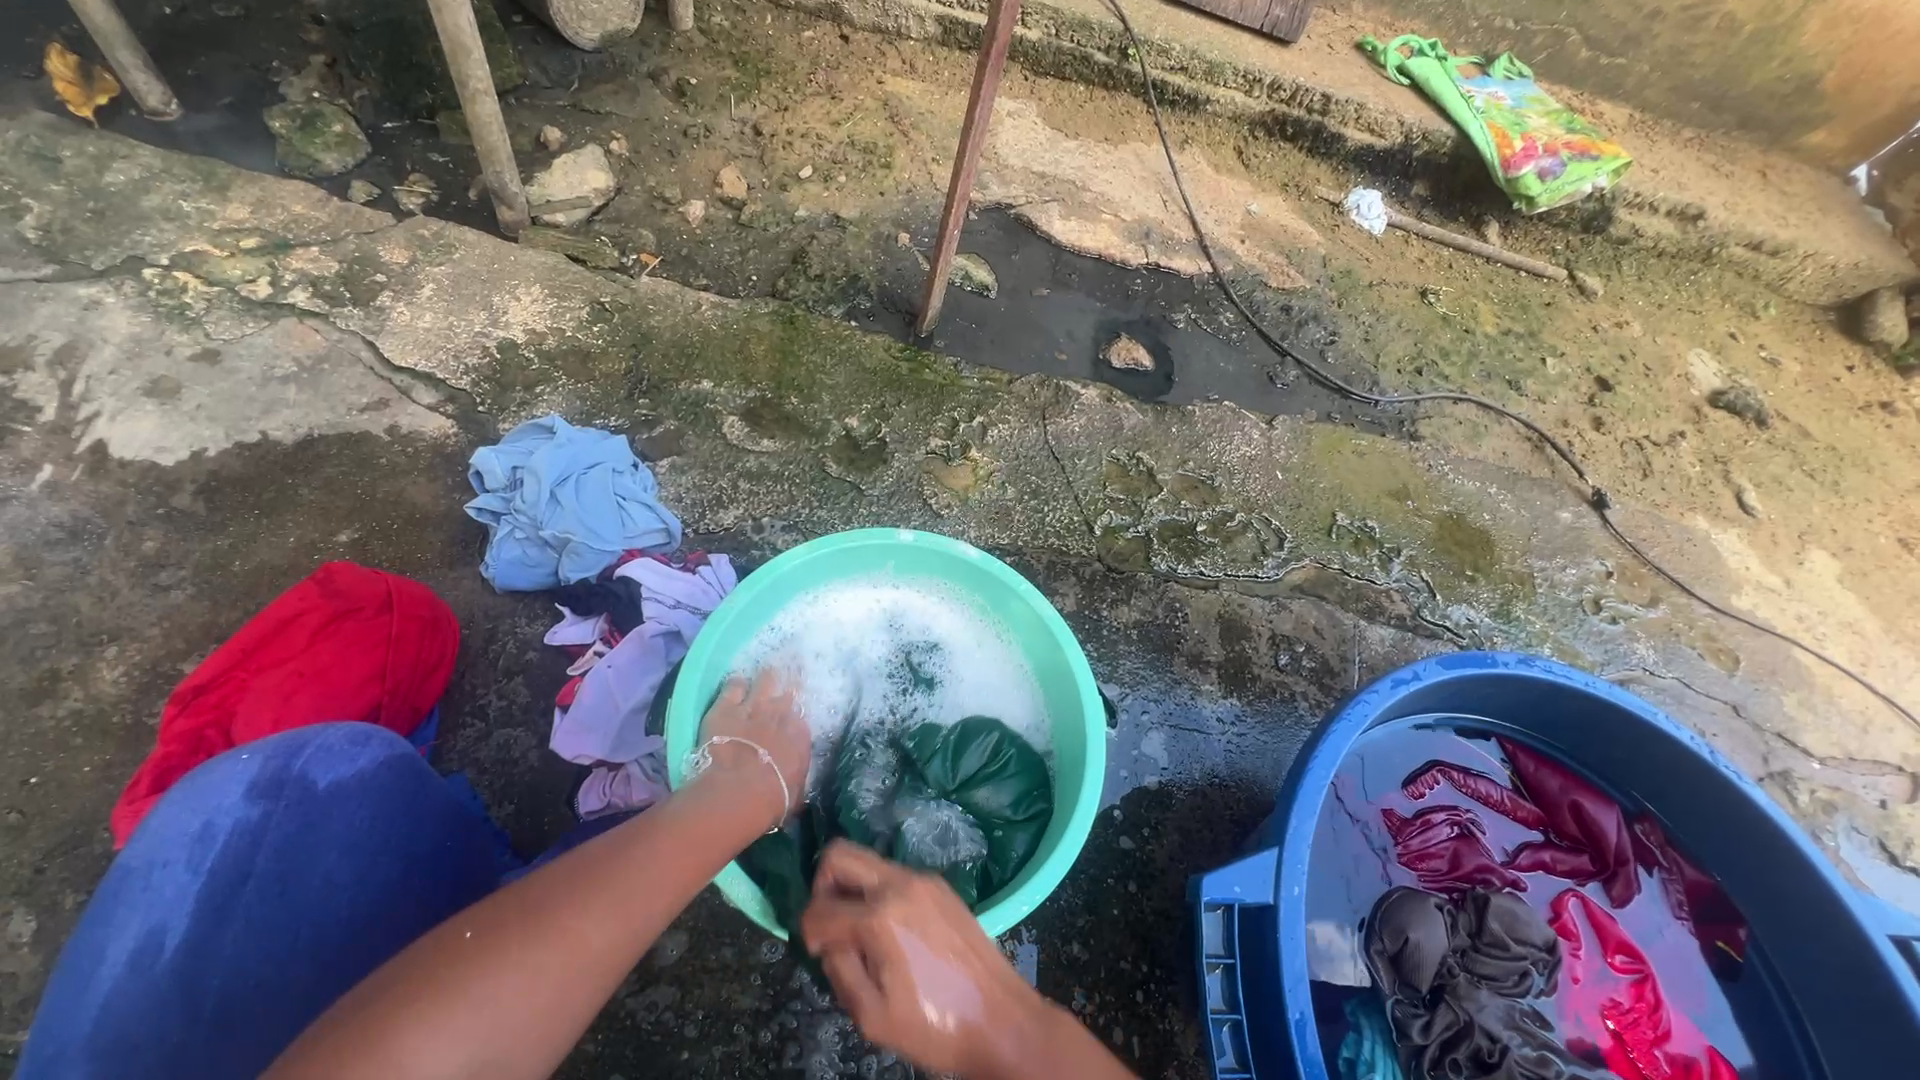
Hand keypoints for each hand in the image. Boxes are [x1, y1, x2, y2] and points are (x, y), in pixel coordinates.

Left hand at [696, 669, 811, 826]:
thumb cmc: (772, 799)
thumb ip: (797, 778)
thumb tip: (796, 781)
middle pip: (785, 694)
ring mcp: (752, 707)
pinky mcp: (725, 707)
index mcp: (799, 736)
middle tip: (779, 693)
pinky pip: (732, 685)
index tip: (790, 722)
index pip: (800, 720)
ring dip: (764, 679)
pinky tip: (735, 684)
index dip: (794, 719)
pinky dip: (735, 684)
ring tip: (763, 676)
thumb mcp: (795, 793)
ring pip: (764, 681)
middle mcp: (780, 715)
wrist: (737, 792)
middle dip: (783, 693)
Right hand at [800, 841, 1049, 1077]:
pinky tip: (890, 933)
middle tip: (829, 926)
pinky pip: (895, 876)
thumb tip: (829, 941)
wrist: (1001, 1020)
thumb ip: (839, 970)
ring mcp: (925, 881)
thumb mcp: (872, 1016)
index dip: (806, 932)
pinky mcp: (942, 887)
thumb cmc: (935, 1026)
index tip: (817, 954)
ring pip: (870, 862)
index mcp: (880, 917)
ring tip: (861, 936)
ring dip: (853, 889)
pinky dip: (879, 894)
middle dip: (822, 886)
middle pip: (840, 854)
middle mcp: (901, 884)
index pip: (819, 908)